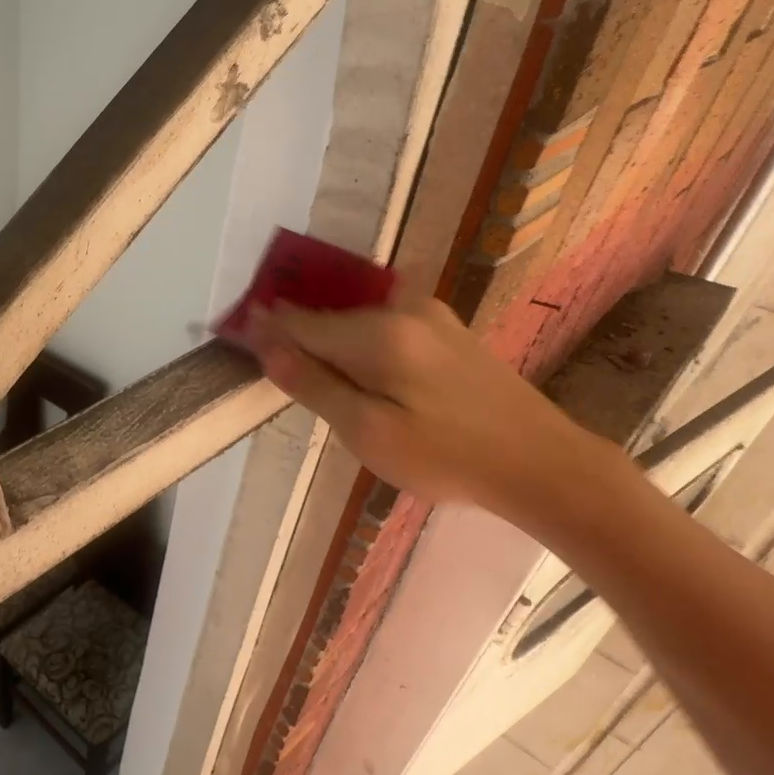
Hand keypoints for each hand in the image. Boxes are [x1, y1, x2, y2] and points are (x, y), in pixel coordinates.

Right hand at [250, 298, 617, 522]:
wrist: (541, 463)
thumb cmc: (446, 455)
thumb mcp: (367, 431)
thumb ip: (314, 385)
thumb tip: (266, 345)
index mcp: (379, 333)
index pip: (299, 321)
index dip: (263, 329)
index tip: (233, 337)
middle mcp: (403, 311)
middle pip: (328, 317)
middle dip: (294, 334)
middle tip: (272, 370)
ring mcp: (431, 318)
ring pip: (355, 323)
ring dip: (326, 342)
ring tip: (309, 379)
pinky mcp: (447, 334)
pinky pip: (382, 329)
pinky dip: (356, 346)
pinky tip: (356, 376)